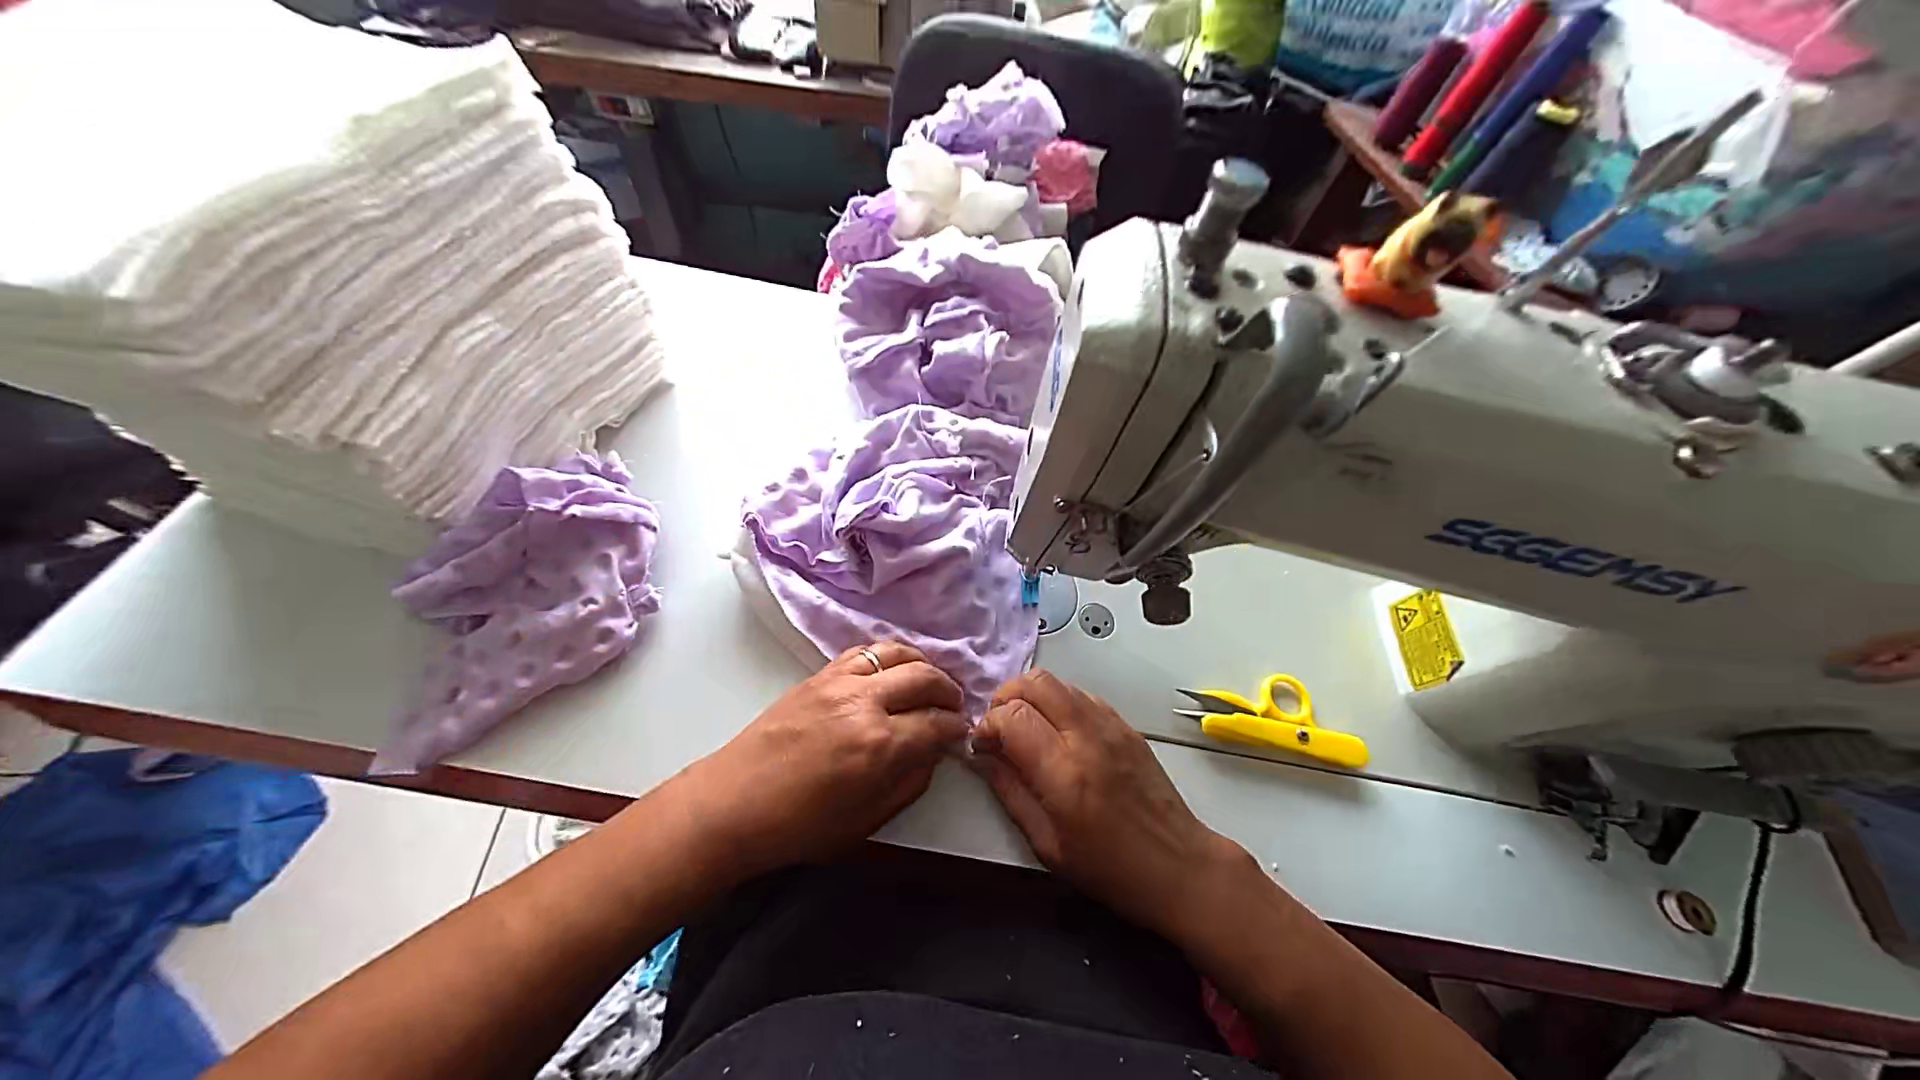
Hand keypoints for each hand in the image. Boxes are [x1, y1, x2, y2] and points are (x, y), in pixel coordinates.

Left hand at [675, 641, 966, 879]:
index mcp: (879, 744)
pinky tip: (892, 670)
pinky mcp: (818, 676)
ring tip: (929, 680)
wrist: (732, 805)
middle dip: (948, 690)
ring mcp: (838, 683)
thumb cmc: (799, 826)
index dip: (956, 727)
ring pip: (896, 652)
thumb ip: (910, 782)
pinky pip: (864, 651)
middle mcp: (864, 703)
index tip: (961, 732)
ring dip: (922, 664)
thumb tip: (932, 753)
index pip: (937, 723)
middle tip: (953, 706)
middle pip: (924, 677)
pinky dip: (888, 655)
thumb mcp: (867, 821)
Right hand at [970, 670, 1252, 938]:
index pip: (1012, 716)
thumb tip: (983, 758)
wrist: (1178, 866)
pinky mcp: (1127, 726)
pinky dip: (1059, 702)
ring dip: (1032, 696)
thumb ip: (1009, 792)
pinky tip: (1057, 731)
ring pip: (1058, 682)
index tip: (982, 744)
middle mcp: (1087, 738)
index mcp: (1063, 772)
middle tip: (999, 726)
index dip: (987, 725)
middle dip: (1005, 697)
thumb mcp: (1047, 844)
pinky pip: (1082, 695)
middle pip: (1034, 683)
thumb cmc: (1110, 868)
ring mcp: (1111, 727)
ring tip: (1026, 727)